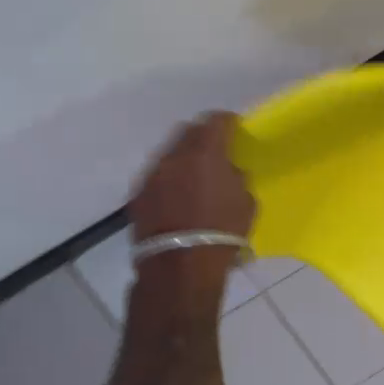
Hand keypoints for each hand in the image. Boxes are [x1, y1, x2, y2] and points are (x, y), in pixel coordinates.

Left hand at [130, 112, 255, 249]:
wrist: (180, 263)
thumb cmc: (223, 230)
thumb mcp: (246, 200)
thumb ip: (236, 177)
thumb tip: (227, 171)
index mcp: (205, 155)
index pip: (214, 122)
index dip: (227, 121)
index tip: (237, 126)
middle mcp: (173, 158)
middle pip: (186, 131)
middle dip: (202, 134)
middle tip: (217, 147)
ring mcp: (150, 176)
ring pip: (168, 152)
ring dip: (184, 156)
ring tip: (197, 173)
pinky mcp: (137, 195)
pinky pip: (157, 174)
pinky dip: (170, 176)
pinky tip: (181, 192)